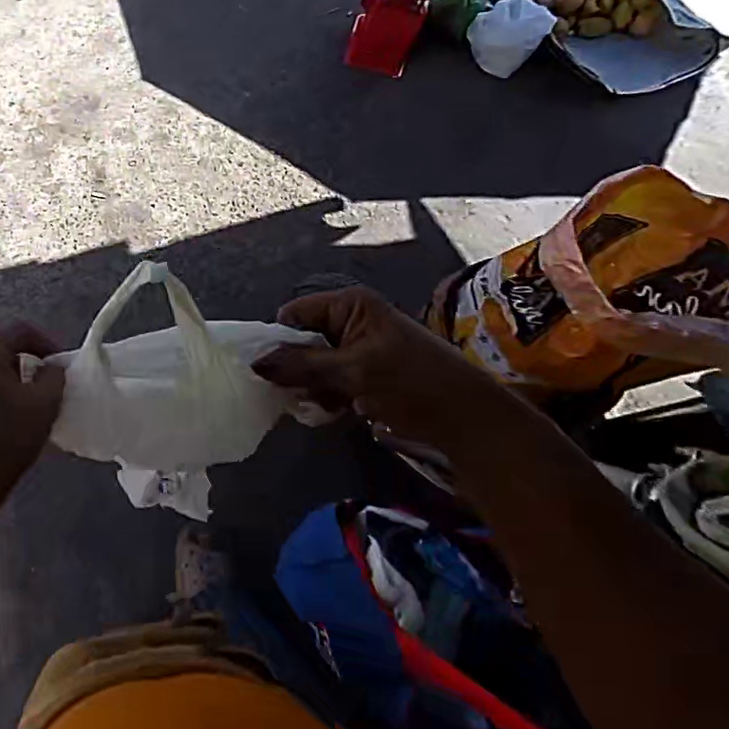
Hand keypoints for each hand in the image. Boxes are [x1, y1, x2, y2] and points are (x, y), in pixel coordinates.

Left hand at [0, 323, 66, 509]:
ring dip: (15, 378)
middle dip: (30, 361)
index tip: (62, 367)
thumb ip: (54, 377)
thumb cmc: (6, 436)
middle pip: (3, 346)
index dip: (48, 344)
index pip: (21, 331)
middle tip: (48, 383)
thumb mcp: (44, 404)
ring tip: (32, 402)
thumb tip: (50, 369)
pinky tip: (11, 416)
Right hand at [250, 285, 526, 449]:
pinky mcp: (365, 371)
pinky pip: (329, 379)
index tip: (276, 371)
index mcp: (350, 305)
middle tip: (302, 393)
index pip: (294, 314)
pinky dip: (327, 395)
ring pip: (312, 363)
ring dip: (312, 387)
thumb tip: (254, 363)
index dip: (281, 340)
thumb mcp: (354, 373)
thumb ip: (301, 366)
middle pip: (300, 340)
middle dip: (297, 369)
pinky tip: (338, 411)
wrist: (473, 423)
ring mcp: (359, 346)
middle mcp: (351, 319)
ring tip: (326, 406)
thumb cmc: (415, 386)